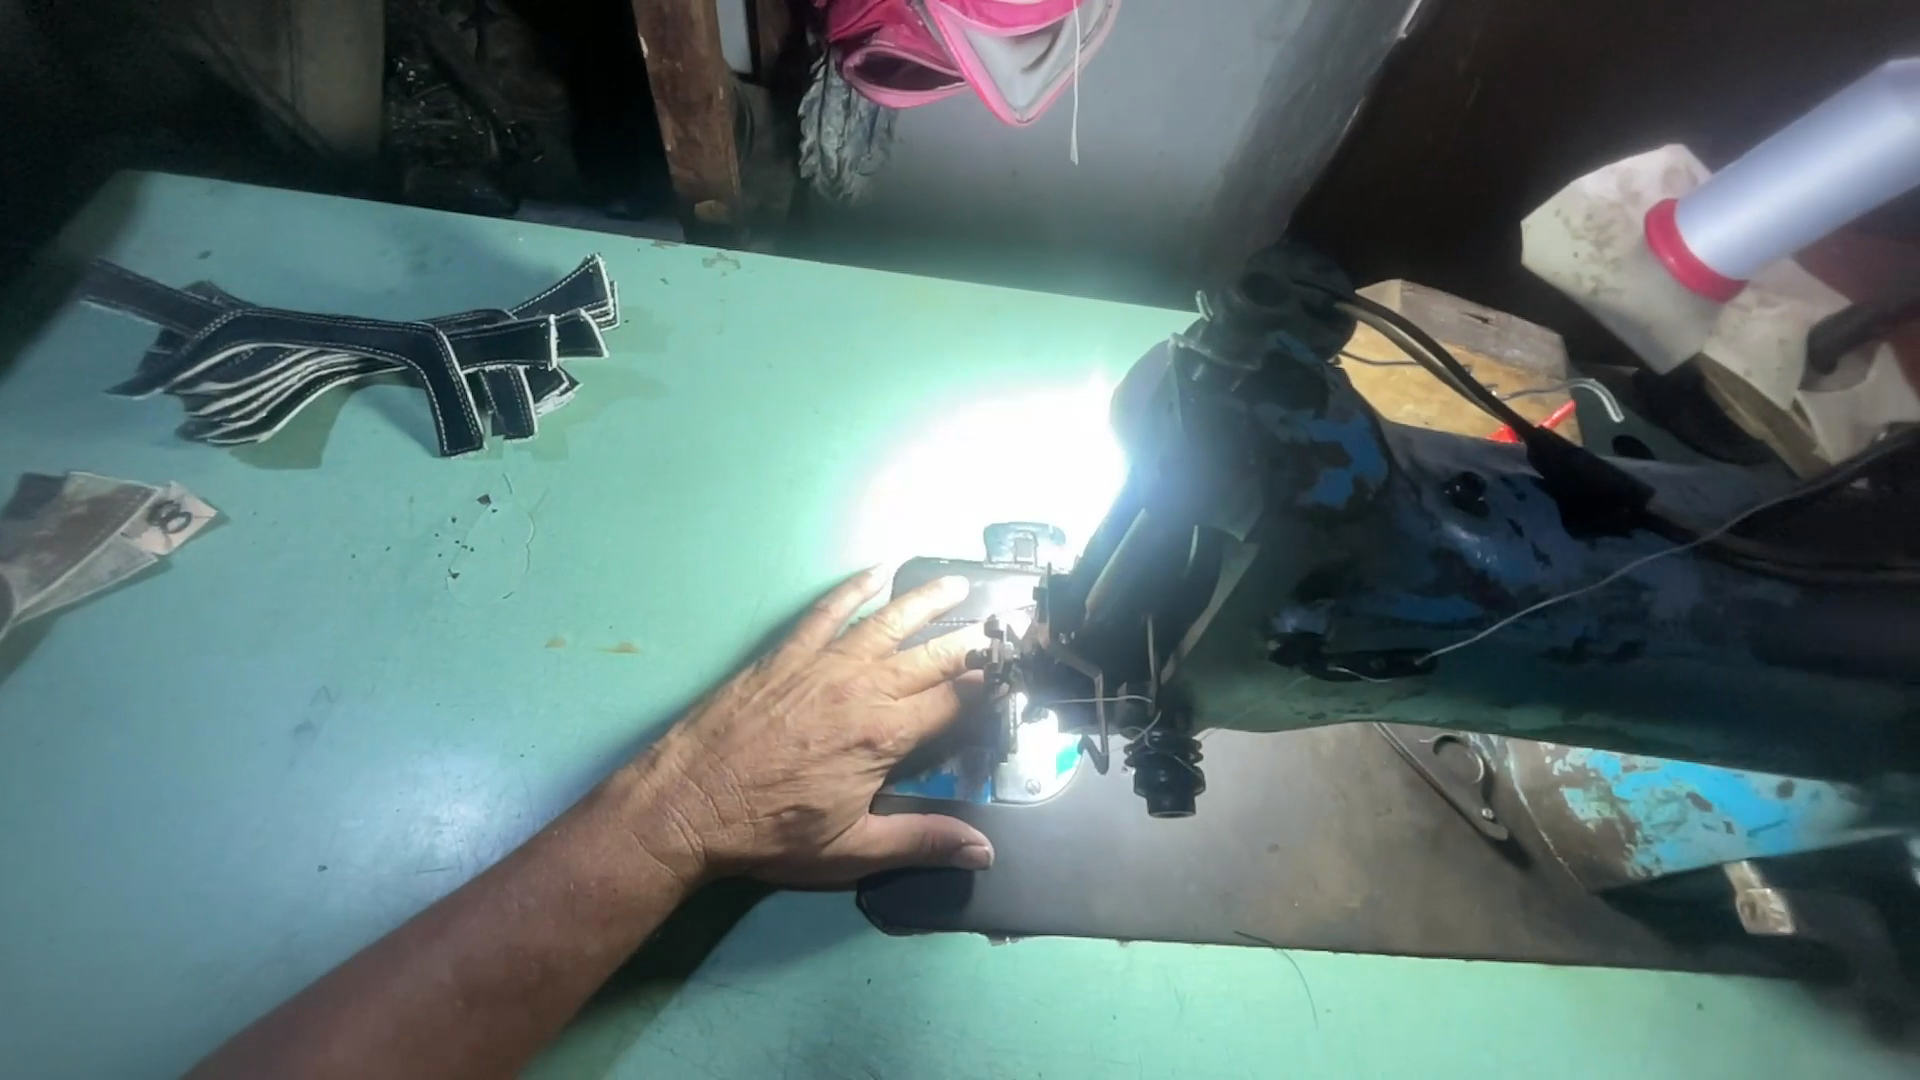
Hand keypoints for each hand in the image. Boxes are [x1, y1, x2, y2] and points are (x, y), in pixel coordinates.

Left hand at [624, 568, 992, 886]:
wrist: (687, 804)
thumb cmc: (769, 833)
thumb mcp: (850, 850)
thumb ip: (921, 840)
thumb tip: (986, 851)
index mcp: (885, 735)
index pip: (955, 700)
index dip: (989, 685)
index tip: (1014, 671)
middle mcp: (864, 687)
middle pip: (932, 655)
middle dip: (973, 639)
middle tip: (1004, 622)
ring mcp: (825, 662)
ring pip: (889, 621)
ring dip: (927, 600)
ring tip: (957, 582)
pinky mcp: (788, 651)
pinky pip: (829, 610)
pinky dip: (855, 587)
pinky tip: (877, 570)